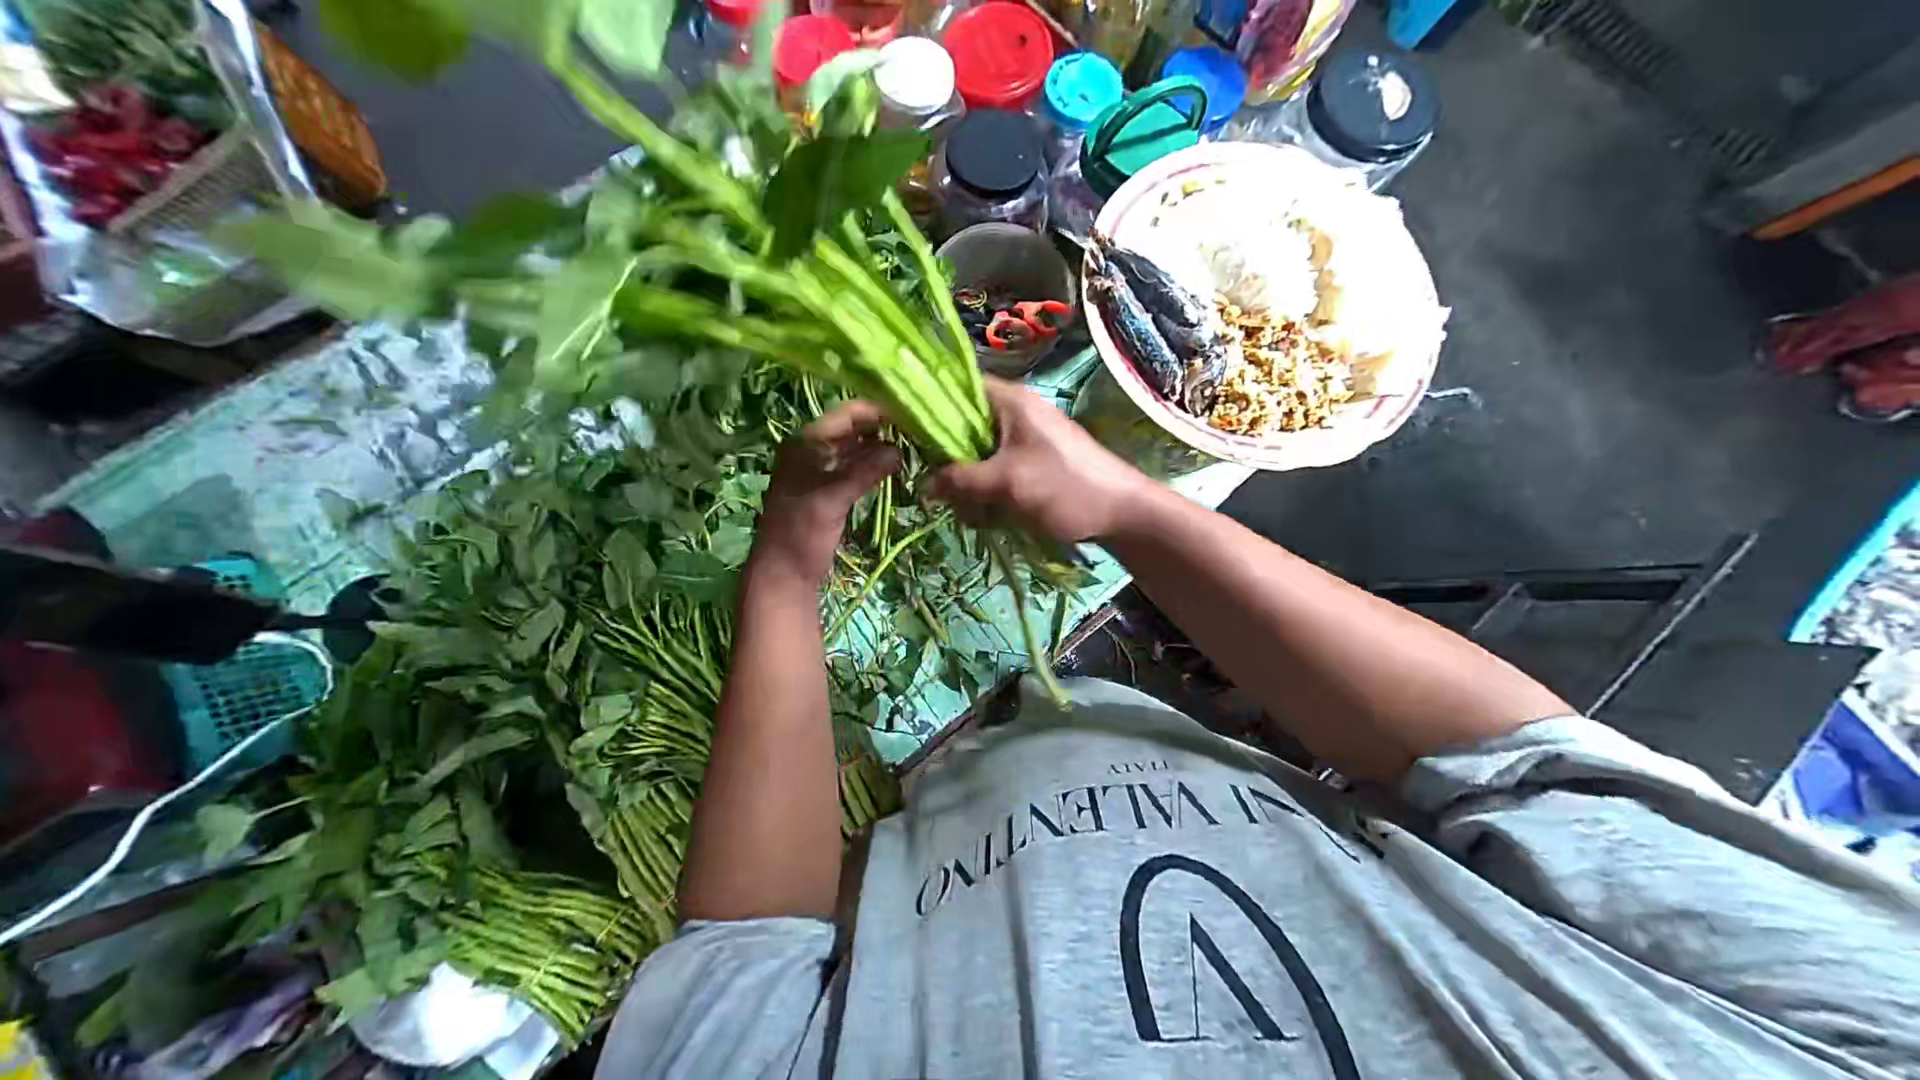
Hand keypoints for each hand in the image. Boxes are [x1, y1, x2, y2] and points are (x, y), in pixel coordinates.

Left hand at [753, 401, 899, 584]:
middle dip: (884, 428)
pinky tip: (896, 467)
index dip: (878, 411)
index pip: (847, 414)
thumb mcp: (833, 499)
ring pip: (856, 449)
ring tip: (915, 446)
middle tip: (919, 432)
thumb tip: (898, 450)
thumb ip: (864, 471)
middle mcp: (812, 450)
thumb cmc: (801, 533)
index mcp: (805, 443)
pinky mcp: (830, 489)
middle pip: (853, 428)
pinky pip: (855, 468)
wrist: (784, 574)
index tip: (912, 414)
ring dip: (881, 448)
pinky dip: (874, 466)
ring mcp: (821, 470)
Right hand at [926, 377, 1155, 542]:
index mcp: (1009, 401)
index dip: (928, 406)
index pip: (955, 386)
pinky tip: (993, 518)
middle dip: (951, 464)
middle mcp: (1013, 413)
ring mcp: (1023, 439)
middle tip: (948, 493)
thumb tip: (924, 484)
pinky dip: (989, 494)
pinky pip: (995, 473)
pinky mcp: (1031, 463)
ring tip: (978, 514)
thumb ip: (960, 480)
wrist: (1122, 513)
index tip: (908, 436)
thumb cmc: (1065, 487)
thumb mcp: (1005, 483)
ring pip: (976, 456)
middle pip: (960, 427)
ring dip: (971, 487)